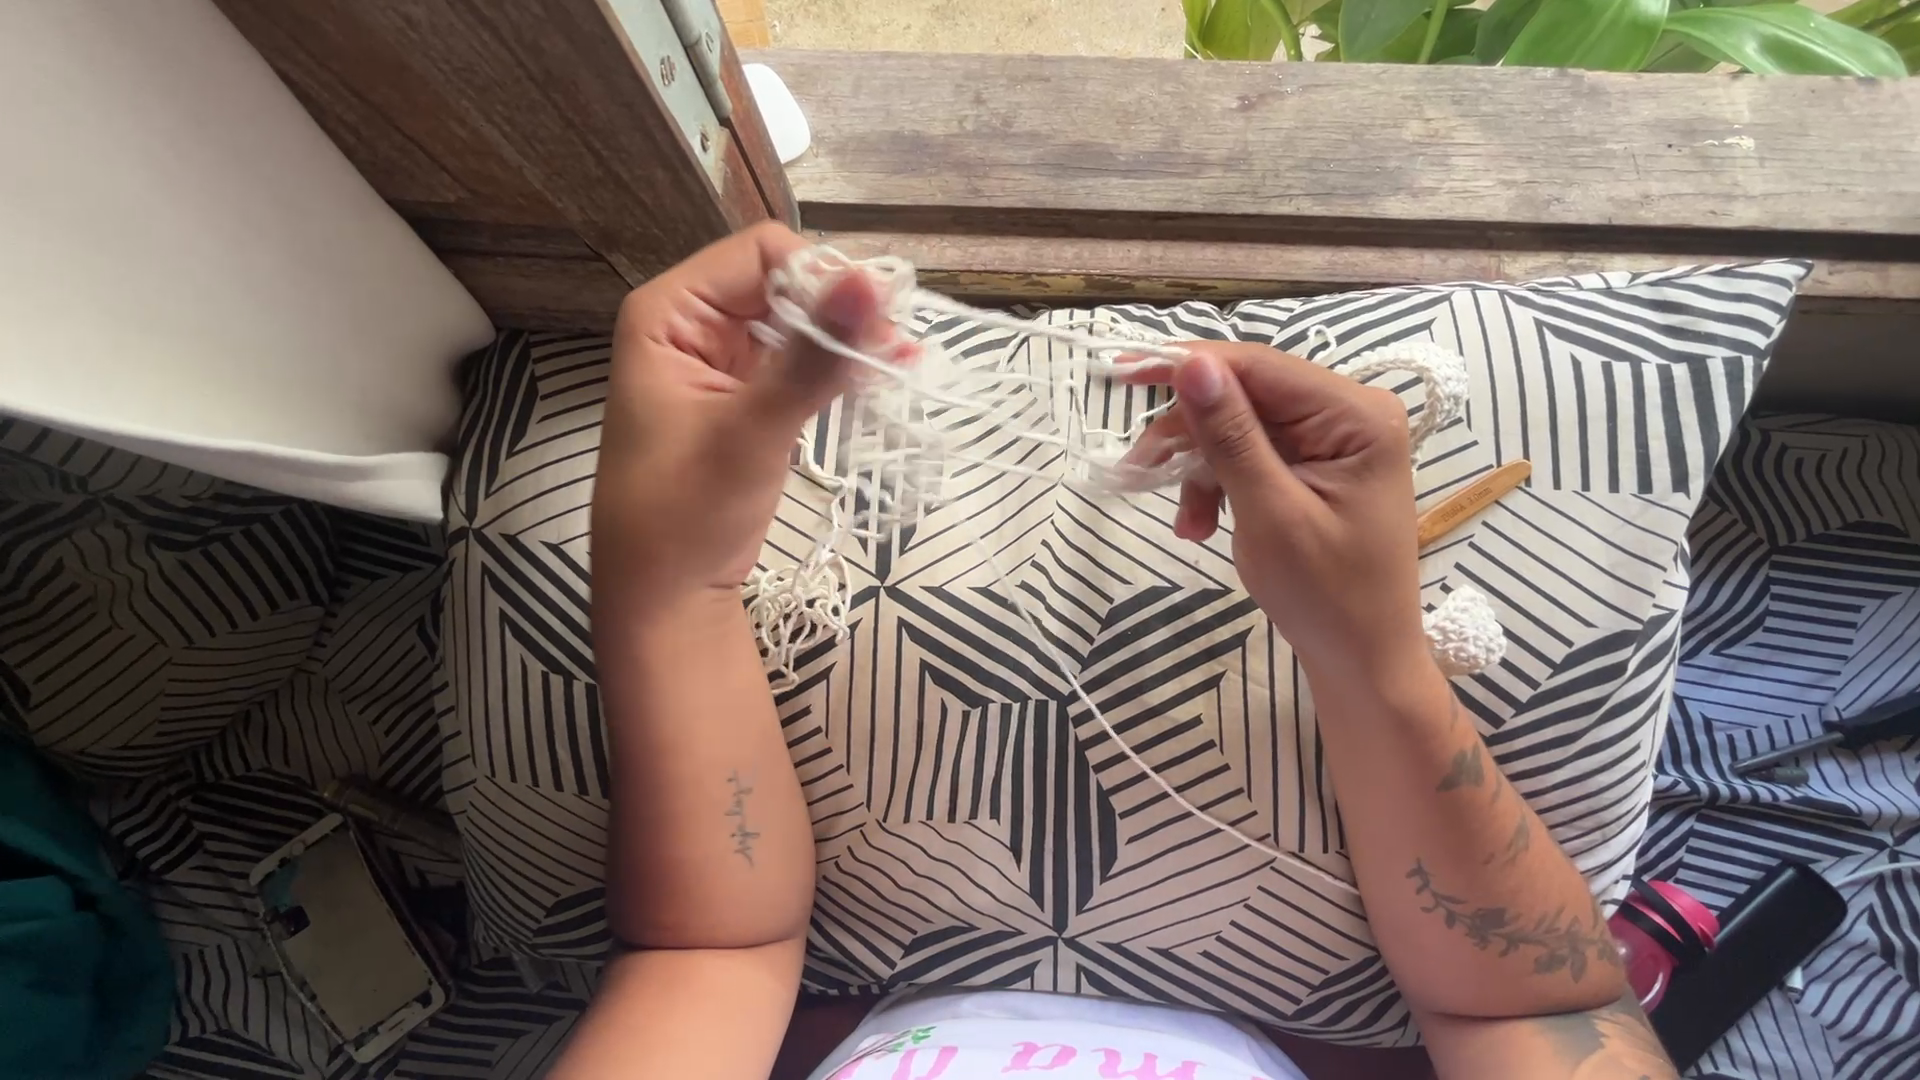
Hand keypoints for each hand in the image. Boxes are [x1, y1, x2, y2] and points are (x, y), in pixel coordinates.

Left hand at [592, 223, 885, 617]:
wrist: (668, 592)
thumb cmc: (687, 512)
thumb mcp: (751, 432)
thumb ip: (812, 359)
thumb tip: (871, 282)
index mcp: (670, 313)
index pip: (760, 255)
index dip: (822, 276)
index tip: (877, 316)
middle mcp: (695, 325)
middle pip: (784, 286)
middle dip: (841, 311)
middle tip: (898, 346)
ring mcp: (724, 363)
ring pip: (799, 326)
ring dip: (847, 341)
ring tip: (902, 362)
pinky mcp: (750, 399)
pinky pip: (800, 364)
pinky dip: (837, 370)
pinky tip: (881, 378)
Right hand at [1128, 344, 1427, 678]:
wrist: (1359, 657)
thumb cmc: (1325, 592)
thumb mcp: (1269, 511)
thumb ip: (1230, 435)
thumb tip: (1192, 364)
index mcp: (1354, 414)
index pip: (1258, 367)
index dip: (1188, 365)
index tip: (1123, 372)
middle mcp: (1345, 414)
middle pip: (1243, 398)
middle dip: (1188, 437)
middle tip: (1135, 470)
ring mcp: (1328, 441)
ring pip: (1236, 429)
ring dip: (1198, 472)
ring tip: (1183, 523)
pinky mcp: (1310, 466)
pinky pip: (1246, 458)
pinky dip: (1215, 488)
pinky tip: (1199, 526)